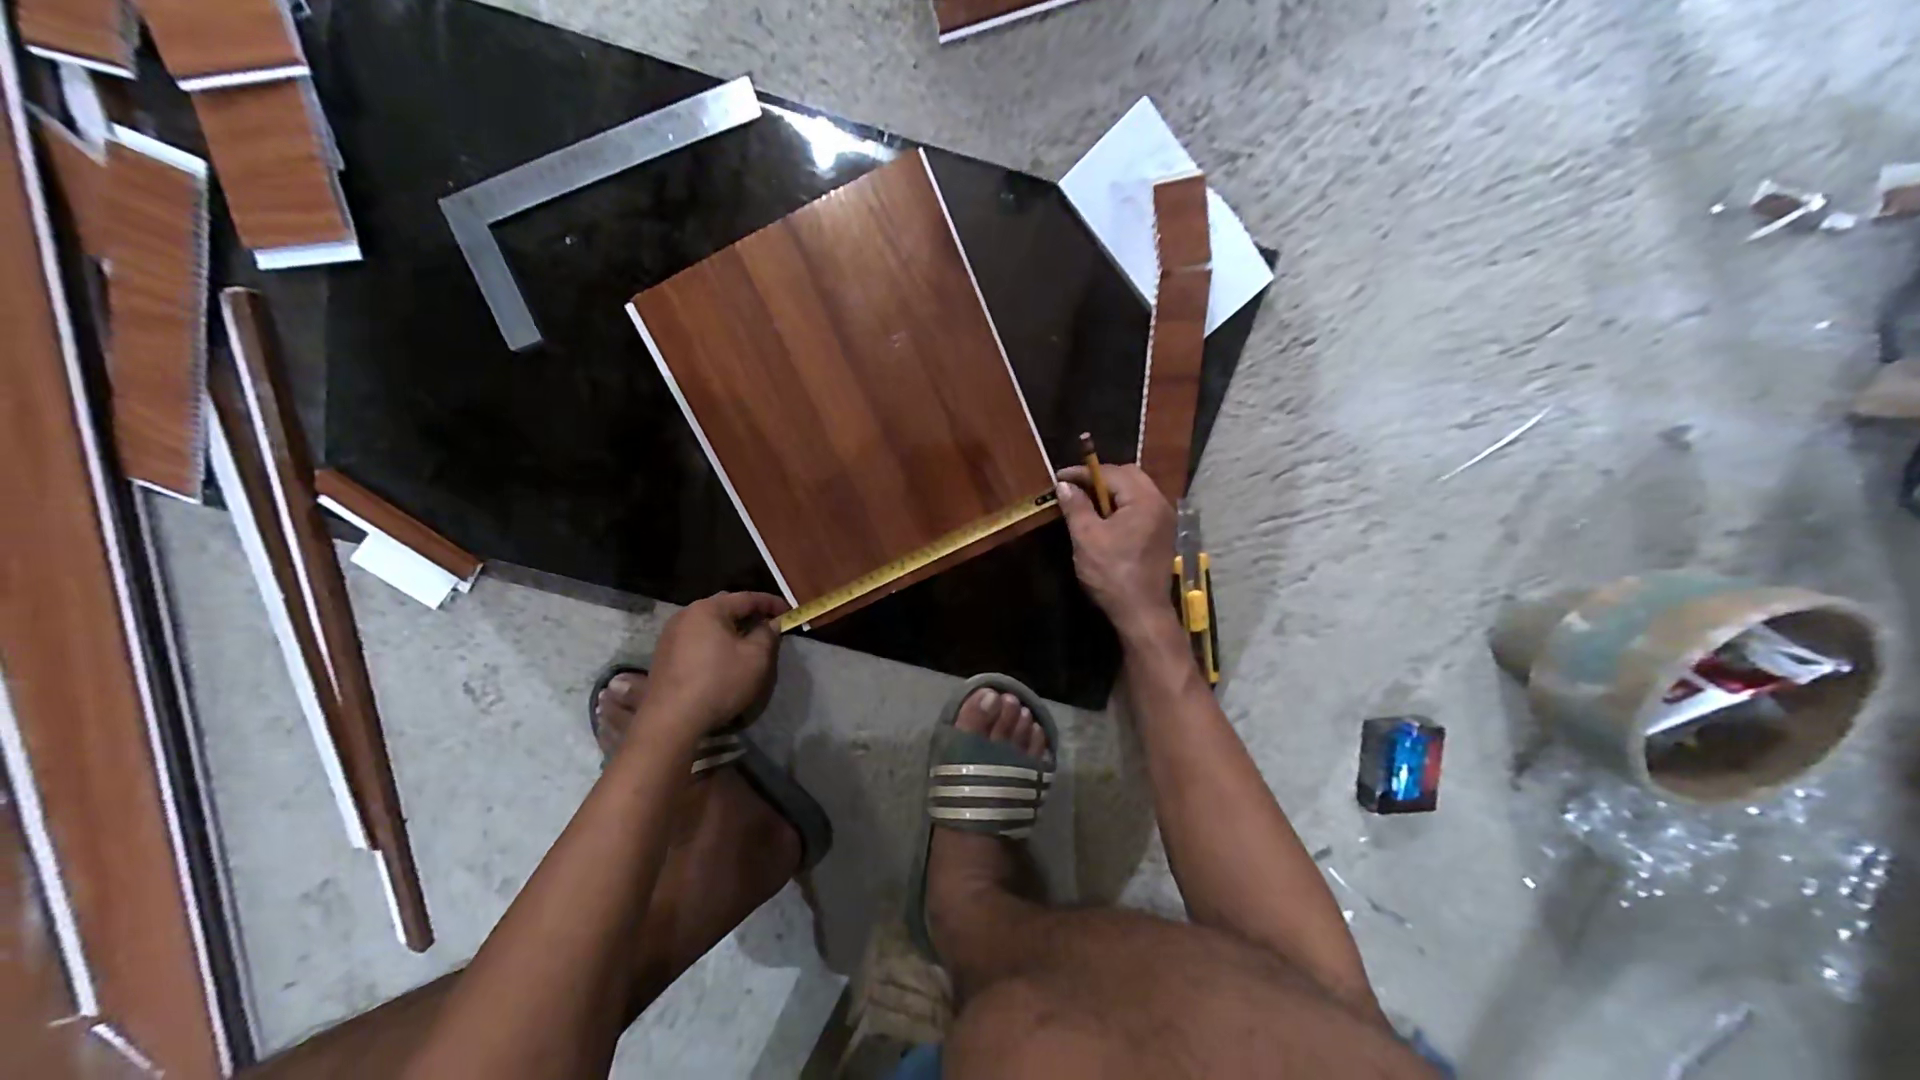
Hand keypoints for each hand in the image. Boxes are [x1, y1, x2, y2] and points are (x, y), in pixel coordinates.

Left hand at [646, 592, 786, 733]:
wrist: (671, 719)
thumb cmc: (719, 682)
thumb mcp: (755, 658)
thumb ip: (767, 634)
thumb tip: (770, 623)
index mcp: (708, 609)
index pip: (747, 598)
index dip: (771, 603)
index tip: (789, 611)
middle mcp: (685, 615)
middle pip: (725, 607)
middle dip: (749, 615)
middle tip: (769, 626)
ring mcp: (670, 635)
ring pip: (709, 624)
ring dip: (731, 629)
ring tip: (748, 643)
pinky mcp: (664, 655)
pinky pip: (696, 639)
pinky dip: (714, 643)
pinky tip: (723, 659)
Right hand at [1055, 465, 1179, 640]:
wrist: (1141, 612)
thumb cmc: (1112, 573)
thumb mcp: (1087, 538)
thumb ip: (1076, 506)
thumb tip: (1064, 485)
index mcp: (1144, 500)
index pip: (1112, 473)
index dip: (1083, 473)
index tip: (1059, 478)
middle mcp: (1160, 504)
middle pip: (1130, 476)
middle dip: (1100, 477)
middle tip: (1074, 488)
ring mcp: (1164, 520)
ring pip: (1136, 491)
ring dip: (1111, 491)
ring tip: (1086, 502)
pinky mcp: (1161, 534)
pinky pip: (1141, 507)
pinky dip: (1122, 505)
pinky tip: (1104, 518)